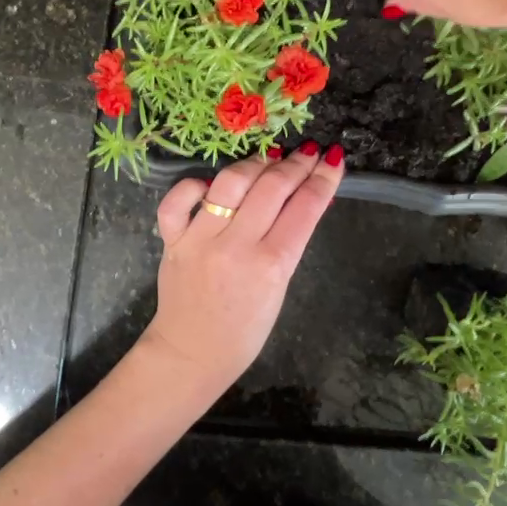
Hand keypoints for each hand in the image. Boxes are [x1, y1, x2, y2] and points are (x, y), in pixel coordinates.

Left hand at [139, 143, 346, 393]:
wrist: (193, 353)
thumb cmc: (245, 329)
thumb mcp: (280, 289)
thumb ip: (288, 244)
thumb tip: (302, 198)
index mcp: (271, 266)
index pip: (304, 209)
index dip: (323, 179)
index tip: (334, 159)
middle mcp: (236, 248)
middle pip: (272, 188)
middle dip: (296, 164)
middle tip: (308, 152)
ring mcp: (200, 241)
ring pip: (230, 183)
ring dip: (255, 164)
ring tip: (270, 158)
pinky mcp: (172, 240)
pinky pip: (178, 200)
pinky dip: (195, 184)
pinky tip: (212, 182)